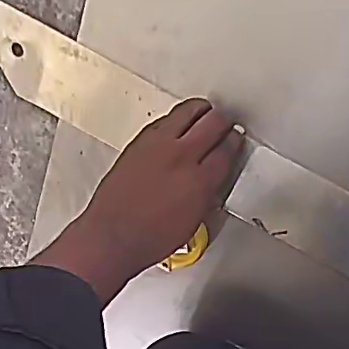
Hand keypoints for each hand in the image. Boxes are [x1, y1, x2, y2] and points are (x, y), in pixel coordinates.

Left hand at [34, 98, 244, 302]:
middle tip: (225, 124)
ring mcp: (159, 145)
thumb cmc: (147, 238)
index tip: (235, 140)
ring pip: (189, 111)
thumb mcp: (192, 223)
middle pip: (214, 122)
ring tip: (205, 114)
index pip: (228, 149)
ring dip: (201, 111)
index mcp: (201, 180)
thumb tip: (211, 184)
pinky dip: (176, 119)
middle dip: (224, 122)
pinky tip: (177, 125)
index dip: (235, 142)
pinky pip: (164, 119)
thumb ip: (206, 196)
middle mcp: (182, 157)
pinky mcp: (139, 142)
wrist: (114, 236)